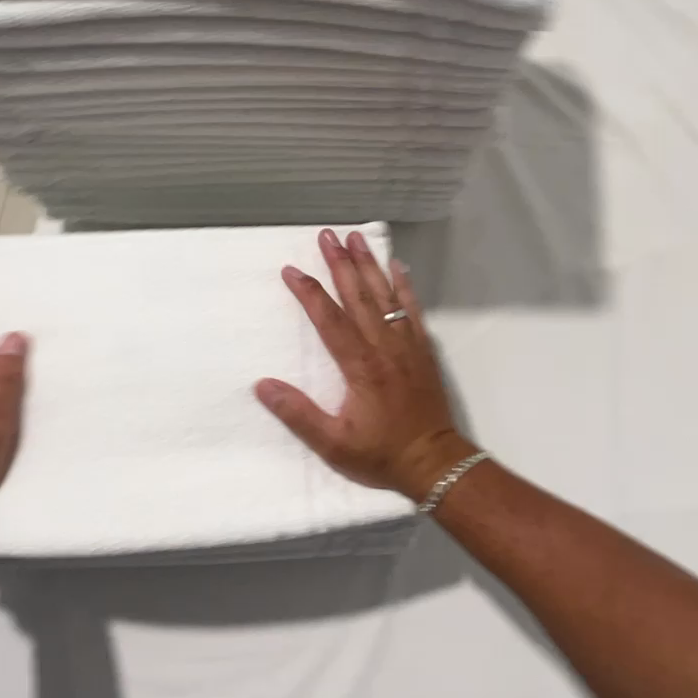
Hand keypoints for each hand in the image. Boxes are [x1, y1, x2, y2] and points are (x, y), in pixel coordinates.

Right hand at [255, 229, 477, 499]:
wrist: (435, 462)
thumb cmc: (381, 455)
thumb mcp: (333, 444)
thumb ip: (298, 414)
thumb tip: (262, 386)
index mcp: (360, 366)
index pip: (329, 319)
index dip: (309, 293)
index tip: (291, 270)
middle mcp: (384, 346)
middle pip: (358, 296)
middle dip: (340, 263)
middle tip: (326, 235)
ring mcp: (407, 345)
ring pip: (385, 296)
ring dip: (369, 265)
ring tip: (356, 237)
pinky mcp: (423, 349)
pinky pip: (413, 309)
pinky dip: (404, 285)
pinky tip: (397, 265)